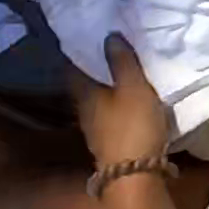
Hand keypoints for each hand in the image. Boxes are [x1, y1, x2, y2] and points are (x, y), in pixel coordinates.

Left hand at [70, 34, 174, 165]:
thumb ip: (123, 62)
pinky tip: (129, 103)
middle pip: (83, 85)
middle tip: (109, 53)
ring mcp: (94, 129)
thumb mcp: (134, 88)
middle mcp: (83, 110)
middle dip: (93, 71)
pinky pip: (109, 115)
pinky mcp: (108, 142)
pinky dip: (115, 105)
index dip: (78, 53)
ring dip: (105, 89)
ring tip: (122, 76)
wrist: (134, 174)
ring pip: (96, 101)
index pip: (73, 68)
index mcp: (84, 94)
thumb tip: (109, 35)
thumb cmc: (133, 125)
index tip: (87, 39)